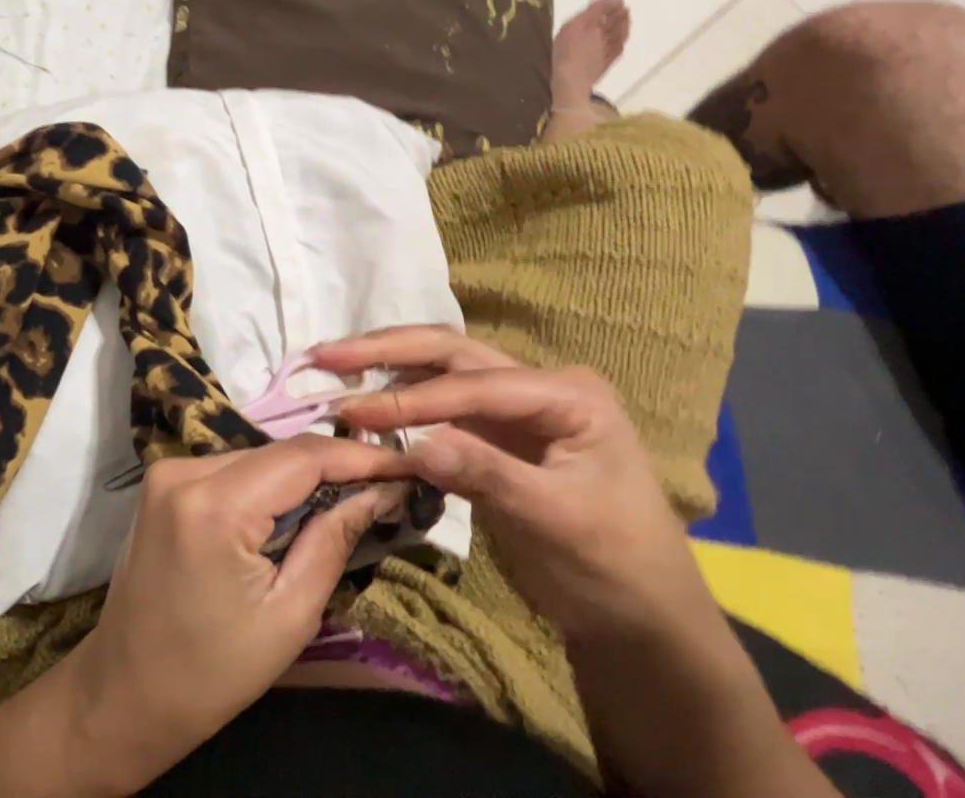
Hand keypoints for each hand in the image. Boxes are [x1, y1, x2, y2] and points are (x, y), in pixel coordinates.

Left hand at [65, 435, 414, 790]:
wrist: (126, 690)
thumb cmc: (212, 671)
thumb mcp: (290, 613)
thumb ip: (333, 539)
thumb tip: (379, 492)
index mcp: (213, 505)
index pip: (302, 456)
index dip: (361, 457)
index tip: (409, 466)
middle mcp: (183, 472)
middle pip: (277, 452)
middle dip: (336, 467)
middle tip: (389, 488)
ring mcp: (166, 475)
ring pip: (255, 458)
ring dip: (302, 477)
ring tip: (353, 500)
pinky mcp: (161, 487)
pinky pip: (230, 472)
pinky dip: (267, 486)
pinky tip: (298, 511)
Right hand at [311, 326, 718, 644]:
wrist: (638, 615)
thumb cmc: (613, 565)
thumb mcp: (555, 520)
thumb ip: (488, 474)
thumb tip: (416, 446)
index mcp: (568, 394)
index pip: (476, 385)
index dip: (411, 399)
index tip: (353, 411)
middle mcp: (539, 386)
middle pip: (452, 354)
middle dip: (387, 351)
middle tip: (326, 355)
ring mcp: (515, 410)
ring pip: (441, 372)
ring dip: (387, 368)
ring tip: (332, 367)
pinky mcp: (494, 436)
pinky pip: (439, 410)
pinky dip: (400, 405)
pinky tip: (365, 408)